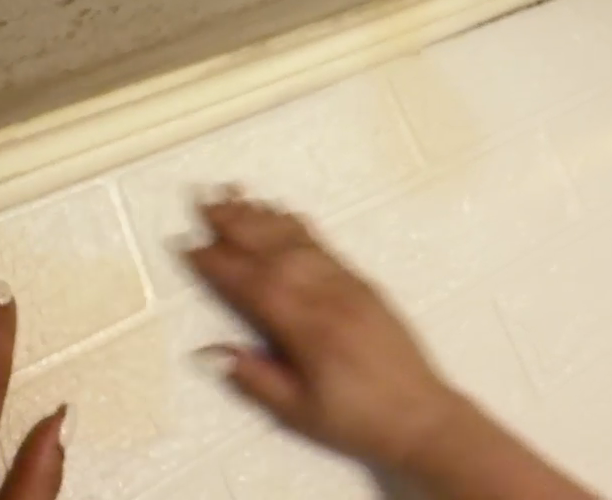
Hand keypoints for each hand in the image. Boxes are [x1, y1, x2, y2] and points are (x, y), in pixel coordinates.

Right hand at [179, 192, 469, 469]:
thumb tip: (210, 351)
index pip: (253, 284)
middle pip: (271, 249)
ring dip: (260, 213)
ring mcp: (344, 281)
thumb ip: (255, 379)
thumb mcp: (300, 413)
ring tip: (233, 191)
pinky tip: (280, 210)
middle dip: (234, 222)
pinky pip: (321, 242)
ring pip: (294, 239)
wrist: (422, 415)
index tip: (190, 244)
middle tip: (203, 199)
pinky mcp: (360, 278)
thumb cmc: (356, 419)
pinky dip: (295, 223)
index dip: (219, 263)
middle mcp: (324, 294)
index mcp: (307, 328)